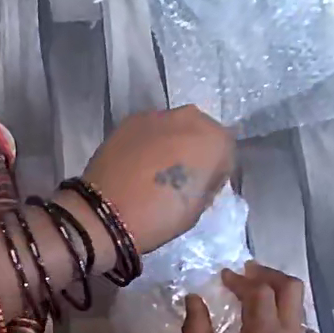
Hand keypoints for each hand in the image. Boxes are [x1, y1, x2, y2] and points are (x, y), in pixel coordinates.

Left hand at [79, 106, 233, 252]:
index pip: (226, 154)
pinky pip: (149, 130)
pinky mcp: (130, 120)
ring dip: (170, 144)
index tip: (202, 189)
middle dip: (194, 151)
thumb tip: (201, 178)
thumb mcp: (197, 209)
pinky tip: (137, 165)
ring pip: (174, 128)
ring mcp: (158, 115)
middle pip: (200, 133)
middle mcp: (191, 118)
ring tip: (154, 171)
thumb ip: (206, 185)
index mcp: (216, 140)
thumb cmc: (160, 217)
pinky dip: (148, 143)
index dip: (216, 173)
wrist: (107, 213)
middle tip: (179, 178)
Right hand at [183, 262, 317, 332]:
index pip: (259, 292)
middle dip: (268, 274)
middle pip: (290, 287)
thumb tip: (194, 298)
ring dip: (279, 293)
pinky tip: (271, 323)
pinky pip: (302, 324)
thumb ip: (197, 330)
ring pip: (300, 304)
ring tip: (257, 294)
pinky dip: (287, 314)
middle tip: (247, 273)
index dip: (240, 279)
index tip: (223, 278)